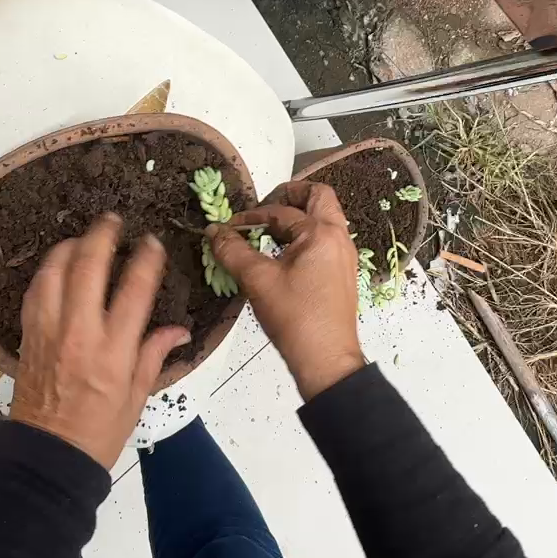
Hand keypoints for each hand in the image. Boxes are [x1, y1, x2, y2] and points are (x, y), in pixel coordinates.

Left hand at [9, 213, 192, 468]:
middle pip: (88, 266)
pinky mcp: (28, 333)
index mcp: (113, 351)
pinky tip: (57, 264)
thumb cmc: (99, 431)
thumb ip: (154, 354)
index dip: (145, 259)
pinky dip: (47, 270)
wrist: (48, 457)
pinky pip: (35, 289)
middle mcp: (79, 332)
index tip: (151, 241)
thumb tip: (180, 329)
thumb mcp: (137, 398)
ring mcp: (49, 330)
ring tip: (84, 237)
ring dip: (70, 246)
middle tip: (112, 219)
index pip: (134, 290)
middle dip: (102, 235)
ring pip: (55, 270)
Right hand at [208, 181, 365, 399]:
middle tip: (263, 207)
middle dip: (289, 195)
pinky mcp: (341, 273)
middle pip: (318, 197)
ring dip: (296, 216)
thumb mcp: (257, 280)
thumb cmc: (295, 317)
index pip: (280, 211)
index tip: (228, 229)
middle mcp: (338, 238)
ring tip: (268, 230)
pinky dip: (303, 236)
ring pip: (323, 218)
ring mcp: (343, 256)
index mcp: (321, 233)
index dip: (249, 216)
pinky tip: (281, 253)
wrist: (326, 362)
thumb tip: (213, 231)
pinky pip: (323, 239)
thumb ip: (233, 250)